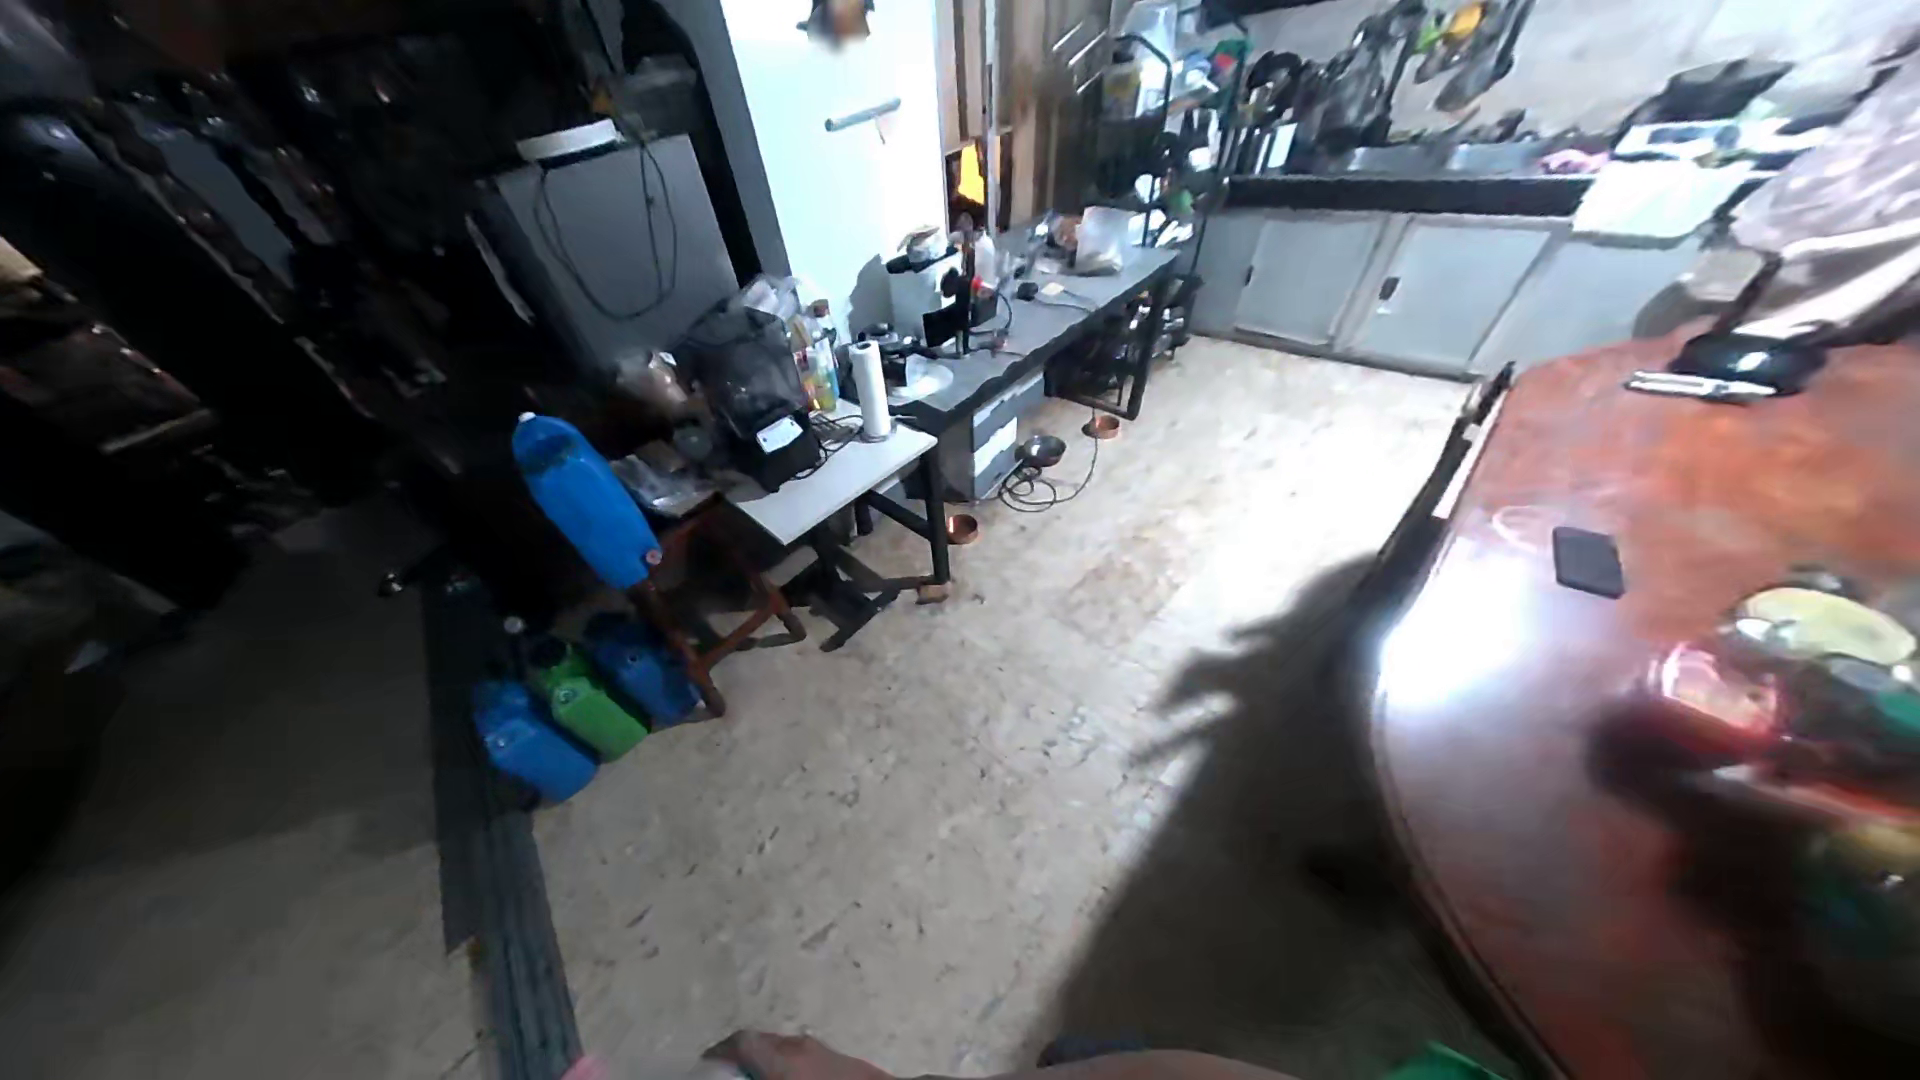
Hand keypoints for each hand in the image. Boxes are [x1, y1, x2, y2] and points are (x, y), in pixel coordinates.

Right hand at [705, 1031, 895, 1079]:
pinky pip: (798, 1057)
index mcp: (783, 1060)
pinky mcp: (835, 1059)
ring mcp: (819, 1049)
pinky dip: (781, 1069)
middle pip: (759, 1043)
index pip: (741, 1041)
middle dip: (737, 1062)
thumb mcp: (782, 1075)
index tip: (702, 1067)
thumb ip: (760, 1072)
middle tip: (725, 1078)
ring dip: (761, 1066)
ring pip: (779, 1050)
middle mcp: (799, 1046)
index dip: (717, 1054)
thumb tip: (746, 1071)